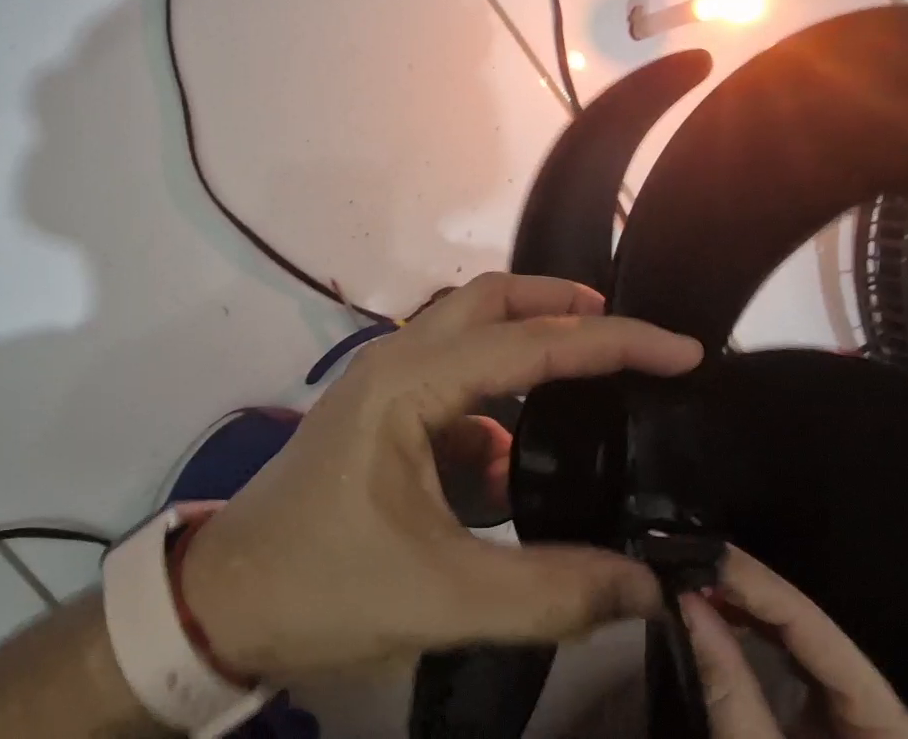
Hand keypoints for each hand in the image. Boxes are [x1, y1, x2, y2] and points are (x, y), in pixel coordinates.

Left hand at [179, 273, 705, 682]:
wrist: (224, 604)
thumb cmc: (322, 586)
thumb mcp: (446, 601)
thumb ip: (555, 593)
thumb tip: (649, 588)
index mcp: (407, 385)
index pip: (529, 344)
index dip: (614, 344)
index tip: (682, 352)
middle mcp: (395, 366)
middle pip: (491, 304)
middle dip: (563, 308)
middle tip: (632, 338)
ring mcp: (383, 390)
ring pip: (469, 340)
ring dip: (529, 353)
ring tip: (595, 391)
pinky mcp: (380, 421)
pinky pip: (454, 393)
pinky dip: (497, 411)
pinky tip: (523, 463)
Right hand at [684, 549, 907, 738]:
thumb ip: (730, 691)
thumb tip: (687, 604)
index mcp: (890, 724)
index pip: (823, 633)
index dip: (763, 589)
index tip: (708, 555)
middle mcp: (875, 711)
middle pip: (811, 633)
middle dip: (748, 594)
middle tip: (686, 562)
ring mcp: (847, 719)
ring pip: (796, 649)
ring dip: (742, 613)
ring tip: (690, 581)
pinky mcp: (818, 729)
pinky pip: (785, 675)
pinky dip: (746, 645)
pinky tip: (712, 618)